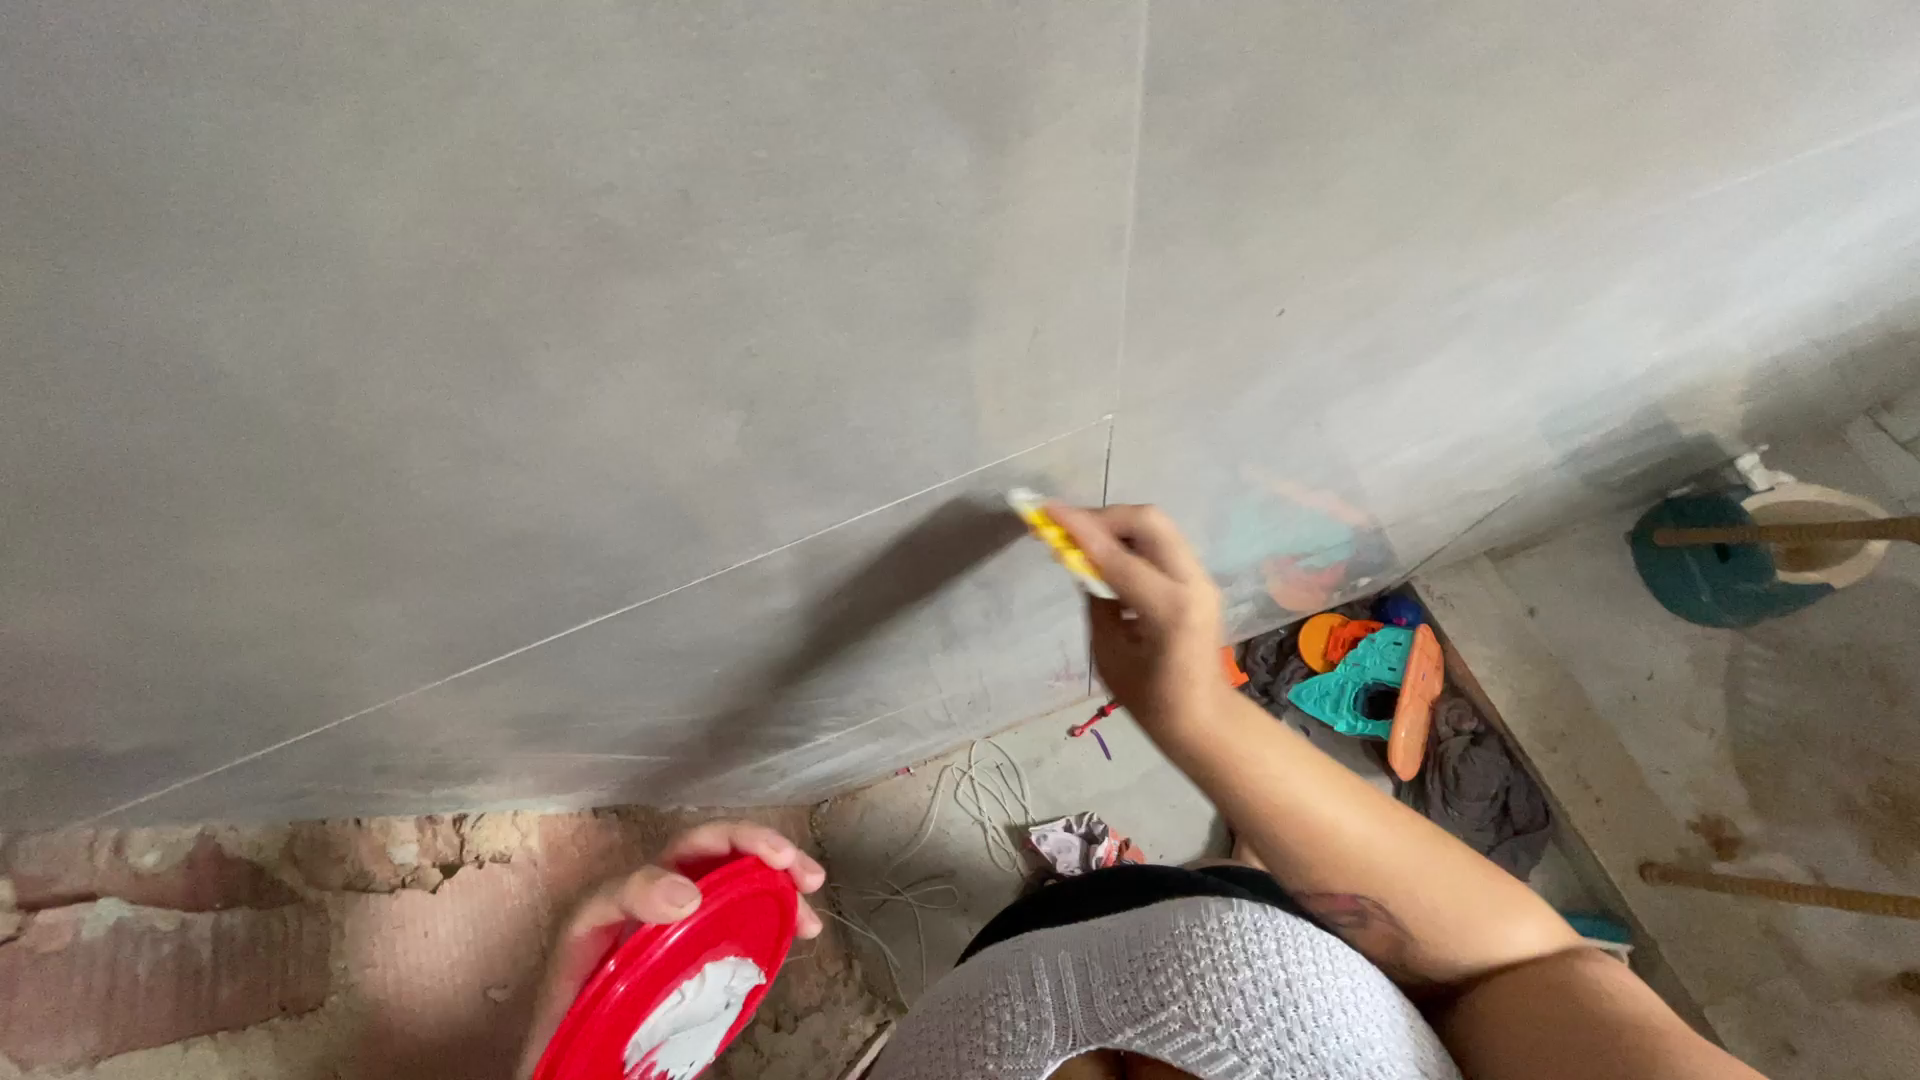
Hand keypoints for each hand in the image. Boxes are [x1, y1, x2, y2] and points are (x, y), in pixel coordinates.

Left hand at [519, 821, 825, 1076]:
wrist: (581, 1056)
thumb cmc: (579, 1050)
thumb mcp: (576, 1052)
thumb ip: (595, 1052)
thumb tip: (633, 1074)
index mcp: (594, 938)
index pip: (612, 896)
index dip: (648, 887)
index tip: (690, 904)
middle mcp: (639, 910)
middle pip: (686, 852)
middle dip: (741, 842)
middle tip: (786, 861)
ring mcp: (675, 913)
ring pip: (723, 863)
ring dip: (771, 861)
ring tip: (810, 881)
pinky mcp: (703, 928)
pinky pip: (741, 896)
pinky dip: (777, 897)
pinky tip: (804, 921)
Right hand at [1049, 503, 1226, 731]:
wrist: (1204, 717)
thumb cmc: (1151, 700)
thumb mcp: (1108, 653)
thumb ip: (1096, 600)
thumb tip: (1079, 560)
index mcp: (1169, 609)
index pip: (1116, 556)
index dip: (1078, 528)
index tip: (1045, 509)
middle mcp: (1192, 583)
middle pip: (1147, 521)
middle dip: (1102, 517)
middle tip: (1066, 529)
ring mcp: (1201, 578)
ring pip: (1155, 526)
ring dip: (1115, 526)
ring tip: (1082, 541)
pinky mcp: (1198, 578)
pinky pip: (1160, 543)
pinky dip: (1129, 540)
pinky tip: (1106, 556)